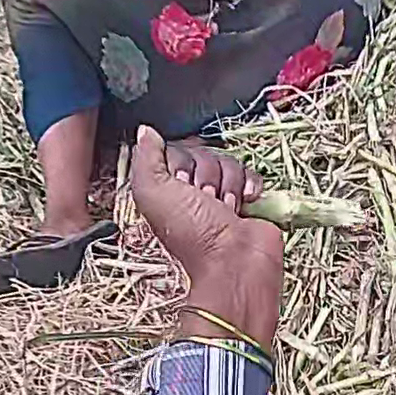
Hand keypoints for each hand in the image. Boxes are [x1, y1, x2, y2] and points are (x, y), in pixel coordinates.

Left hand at [130, 126, 283, 352]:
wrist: (234, 262)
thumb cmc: (192, 236)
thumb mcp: (152, 193)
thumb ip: (144, 159)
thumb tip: (146, 132)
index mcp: (167, 192)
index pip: (176, 151)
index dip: (182, 164)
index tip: (182, 186)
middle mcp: (193, 194)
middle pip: (204, 154)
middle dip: (207, 175)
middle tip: (206, 202)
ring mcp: (222, 198)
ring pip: (228, 163)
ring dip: (228, 184)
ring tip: (226, 209)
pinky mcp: (248, 203)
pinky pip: (251, 176)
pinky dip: (250, 186)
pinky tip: (246, 202)